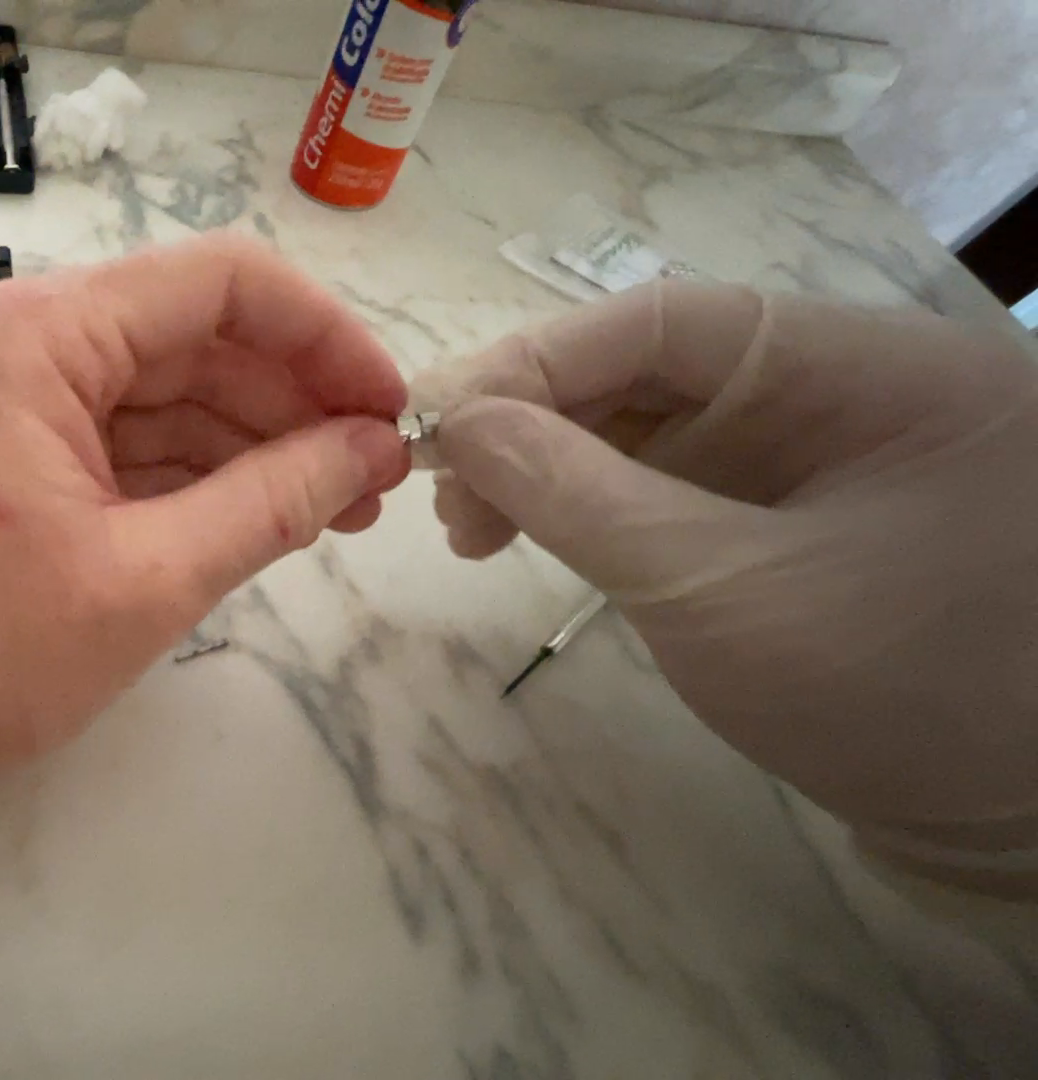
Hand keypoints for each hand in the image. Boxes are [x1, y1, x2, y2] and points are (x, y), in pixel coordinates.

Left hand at [0, 235, 411, 794]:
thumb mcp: (146, 580)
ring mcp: (21, 400)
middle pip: (198, 337)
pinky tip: (260, 515)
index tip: (389, 410)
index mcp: (46, 337)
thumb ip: (272, 502)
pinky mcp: (21, 456)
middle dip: (296, 401)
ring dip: (256, 443)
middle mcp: (29, 342)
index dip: (324, 337)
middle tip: (374, 480)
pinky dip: (200, 475)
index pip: (222, 282)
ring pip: (170, 394)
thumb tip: (373, 450)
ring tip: (336, 507)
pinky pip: (132, 442)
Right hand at [418, 281, 1037, 894]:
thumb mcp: (714, 588)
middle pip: (630, 371)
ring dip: (530, 468)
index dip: (530, 365)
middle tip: (441, 495)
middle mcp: (826, 389)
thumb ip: (574, 494)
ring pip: (623, 428)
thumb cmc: (901, 698)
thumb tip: (457, 424)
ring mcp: (793, 454)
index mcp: (862, 368)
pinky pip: (641, 482)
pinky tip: (516, 534)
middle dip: (521, 427)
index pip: (656, 324)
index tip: (434, 427)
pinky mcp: (762, 513)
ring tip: (466, 529)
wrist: (1020, 832)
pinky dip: (567, 505)